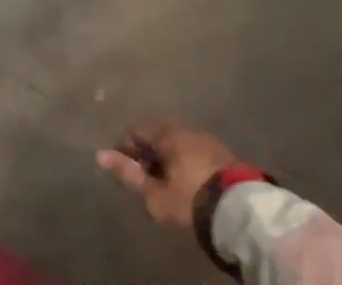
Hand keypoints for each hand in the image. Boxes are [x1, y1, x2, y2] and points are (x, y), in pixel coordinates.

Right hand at [96, 120, 236, 227]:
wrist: (242, 212)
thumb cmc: (190, 199)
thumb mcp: (154, 193)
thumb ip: (128, 173)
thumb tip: (100, 154)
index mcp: (166, 132)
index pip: (135, 129)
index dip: (124, 147)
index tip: (123, 168)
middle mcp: (186, 128)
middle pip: (158, 134)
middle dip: (148, 152)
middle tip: (144, 176)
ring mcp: (208, 139)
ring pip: (178, 142)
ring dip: (168, 157)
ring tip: (166, 181)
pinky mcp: (226, 154)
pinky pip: (196, 151)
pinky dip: (186, 161)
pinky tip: (188, 181)